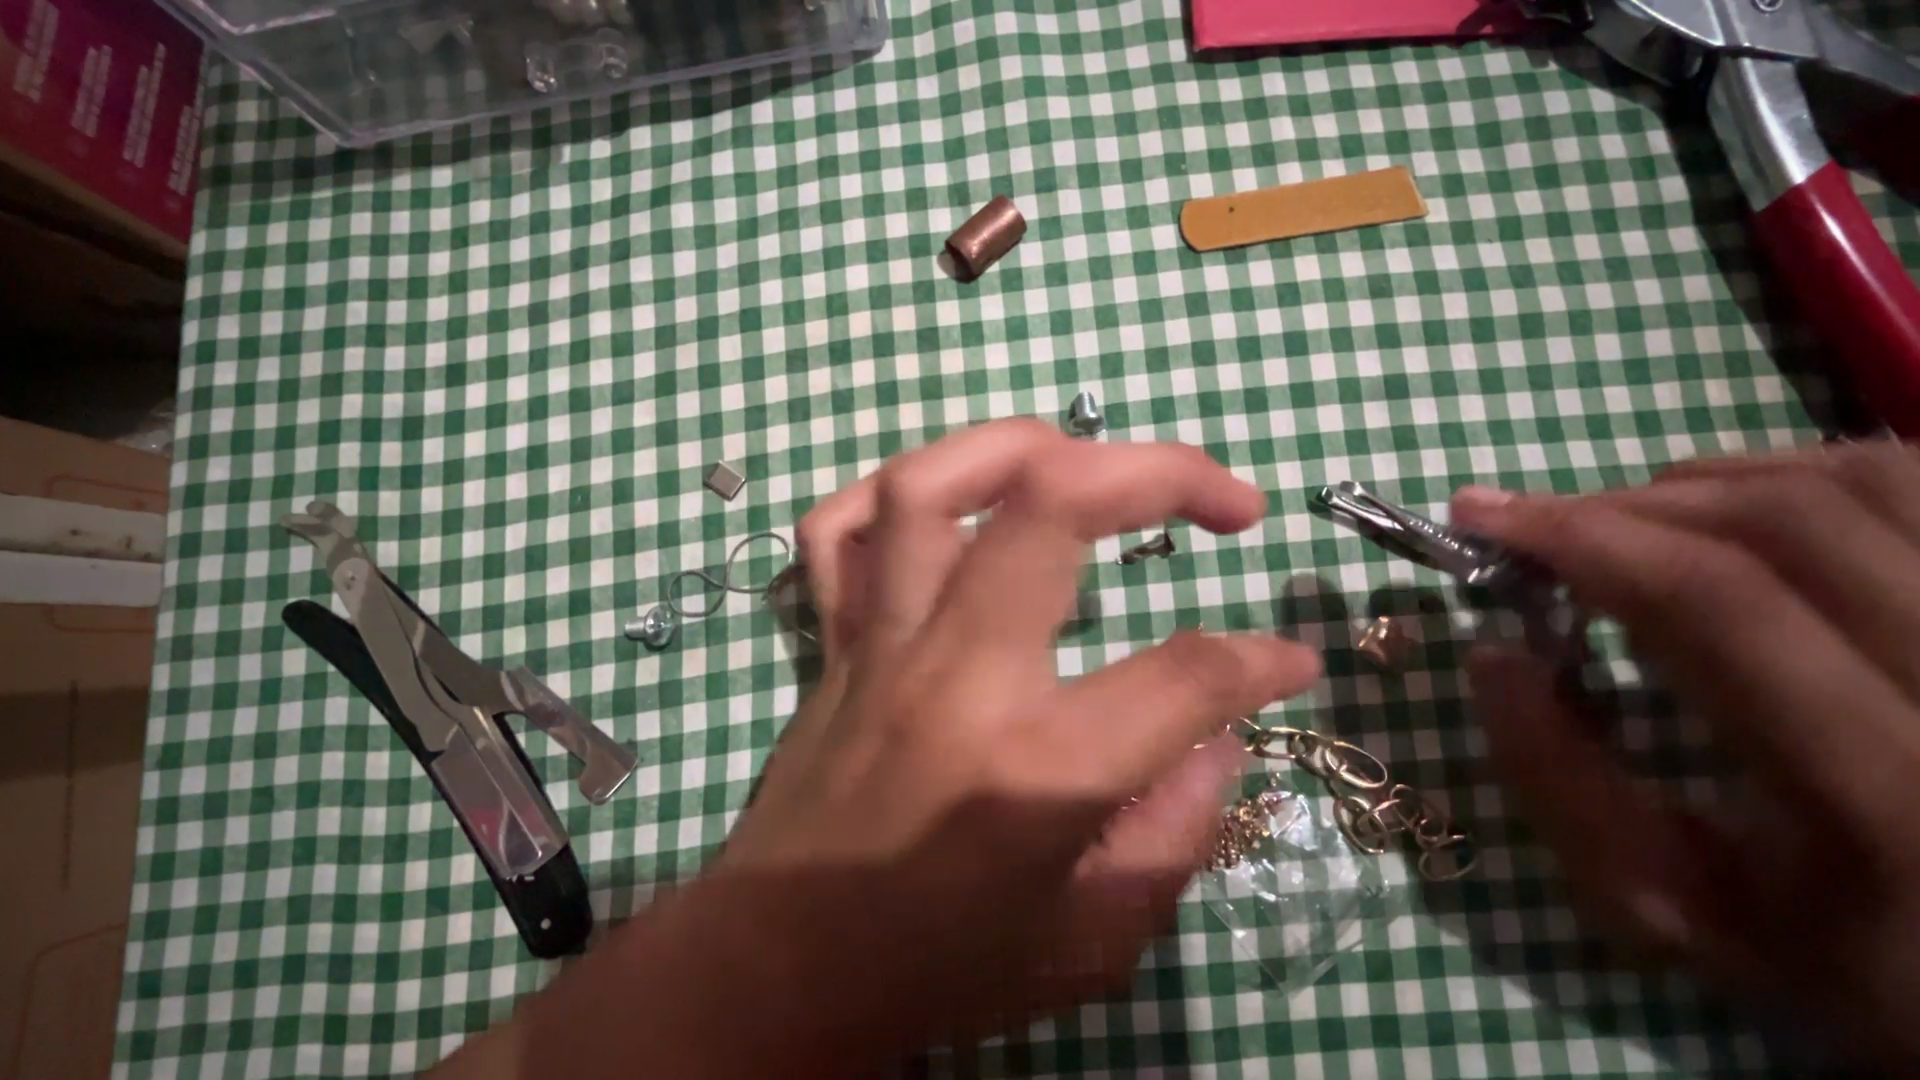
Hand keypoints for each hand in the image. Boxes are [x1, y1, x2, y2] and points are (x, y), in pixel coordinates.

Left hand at [434, 419, 1319, 1078]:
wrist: (781, 969)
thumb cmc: (940, 966)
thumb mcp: (1091, 940)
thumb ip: (1176, 834)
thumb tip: (1218, 736)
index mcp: (1037, 766)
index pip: (1185, 675)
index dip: (1263, 660)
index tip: (1291, 661)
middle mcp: (957, 674)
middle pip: (1052, 504)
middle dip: (1162, 470)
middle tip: (1225, 497)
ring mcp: (881, 645)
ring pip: (931, 485)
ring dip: (1023, 445)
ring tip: (1087, 462)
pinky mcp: (833, 642)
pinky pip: (837, 530)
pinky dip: (896, 493)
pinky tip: (953, 504)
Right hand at [1452, 440, 1919, 1061]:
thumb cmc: (1828, 958)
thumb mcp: (1667, 908)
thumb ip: (1557, 784)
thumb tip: (1491, 652)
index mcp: (1878, 787)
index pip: (1711, 599)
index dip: (1579, 534)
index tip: (1477, 514)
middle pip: (1783, 521)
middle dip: (1622, 504)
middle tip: (1535, 524)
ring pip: (1863, 481)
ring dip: (1708, 481)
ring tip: (1628, 517)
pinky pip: (1916, 484)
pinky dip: (1801, 474)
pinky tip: (1735, 513)